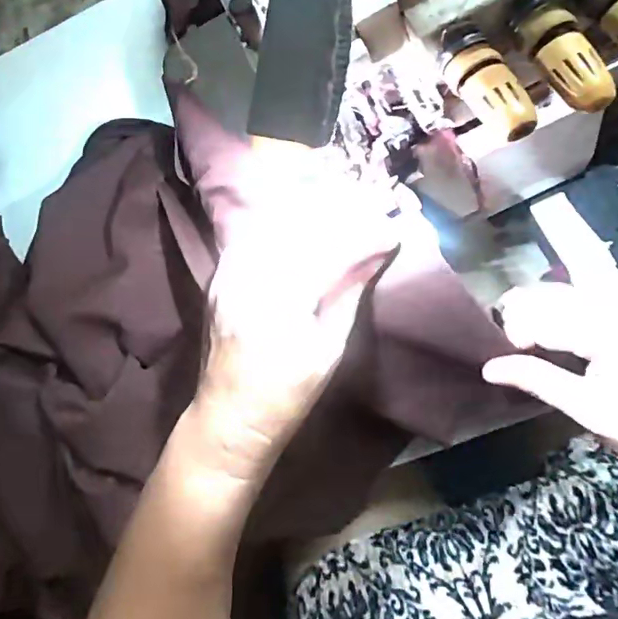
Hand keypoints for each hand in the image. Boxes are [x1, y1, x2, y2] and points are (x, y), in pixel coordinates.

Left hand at [188, 141, 394, 484]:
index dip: (367, 234)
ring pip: (277, 218)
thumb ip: (349, 293)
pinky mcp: (223, 269)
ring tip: (348, 204)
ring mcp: (231, 267)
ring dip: (315, 207)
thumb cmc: (287, 394)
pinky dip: (287, 218)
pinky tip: (309, 216)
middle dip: (344, 210)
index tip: (394, 228)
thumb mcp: (329, 349)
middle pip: (303, 224)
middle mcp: (251, 272)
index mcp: (281, 299)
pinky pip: (258, 229)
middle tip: (376, 205)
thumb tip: (376, 253)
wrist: (228, 415)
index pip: (331, 249)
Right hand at [482, 282, 617, 496]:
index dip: (512, 335)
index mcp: (605, 325)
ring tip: (522, 343)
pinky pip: (584, 303)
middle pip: (549, 294)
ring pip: (565, 294)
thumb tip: (489, 368)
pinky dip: (560, 314)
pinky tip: (554, 339)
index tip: (501, 362)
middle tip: (505, 349)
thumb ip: (538, 380)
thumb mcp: (590, 411)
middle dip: (520, 315)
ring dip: (538, 312)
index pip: (539, 315)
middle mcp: (615, 306)